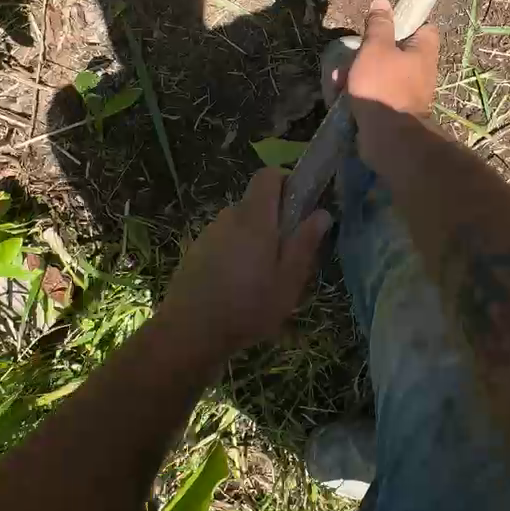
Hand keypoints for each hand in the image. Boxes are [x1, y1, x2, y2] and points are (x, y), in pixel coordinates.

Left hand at [155, 168, 332, 364]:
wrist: (187, 334)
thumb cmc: (247, 307)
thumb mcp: (287, 281)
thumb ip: (304, 243)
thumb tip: (322, 213)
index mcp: (255, 218)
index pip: (268, 175)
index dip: (285, 182)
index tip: (299, 206)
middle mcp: (229, 217)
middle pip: (256, 203)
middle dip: (274, 221)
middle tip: (286, 256)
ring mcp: (209, 234)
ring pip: (240, 226)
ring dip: (254, 241)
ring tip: (261, 280)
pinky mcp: (196, 253)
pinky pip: (223, 242)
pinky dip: (234, 255)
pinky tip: (236, 289)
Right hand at [346, 0, 439, 119]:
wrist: (390, 140)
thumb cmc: (384, 87)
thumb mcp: (376, 48)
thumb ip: (379, 25)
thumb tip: (383, 3)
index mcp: (423, 52)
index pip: (423, 27)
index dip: (404, 23)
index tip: (382, 25)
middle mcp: (421, 71)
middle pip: (394, 51)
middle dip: (368, 53)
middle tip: (350, 57)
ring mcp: (408, 92)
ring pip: (380, 74)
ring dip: (358, 74)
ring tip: (337, 81)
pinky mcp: (394, 110)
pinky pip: (376, 94)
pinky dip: (360, 94)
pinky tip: (340, 97)